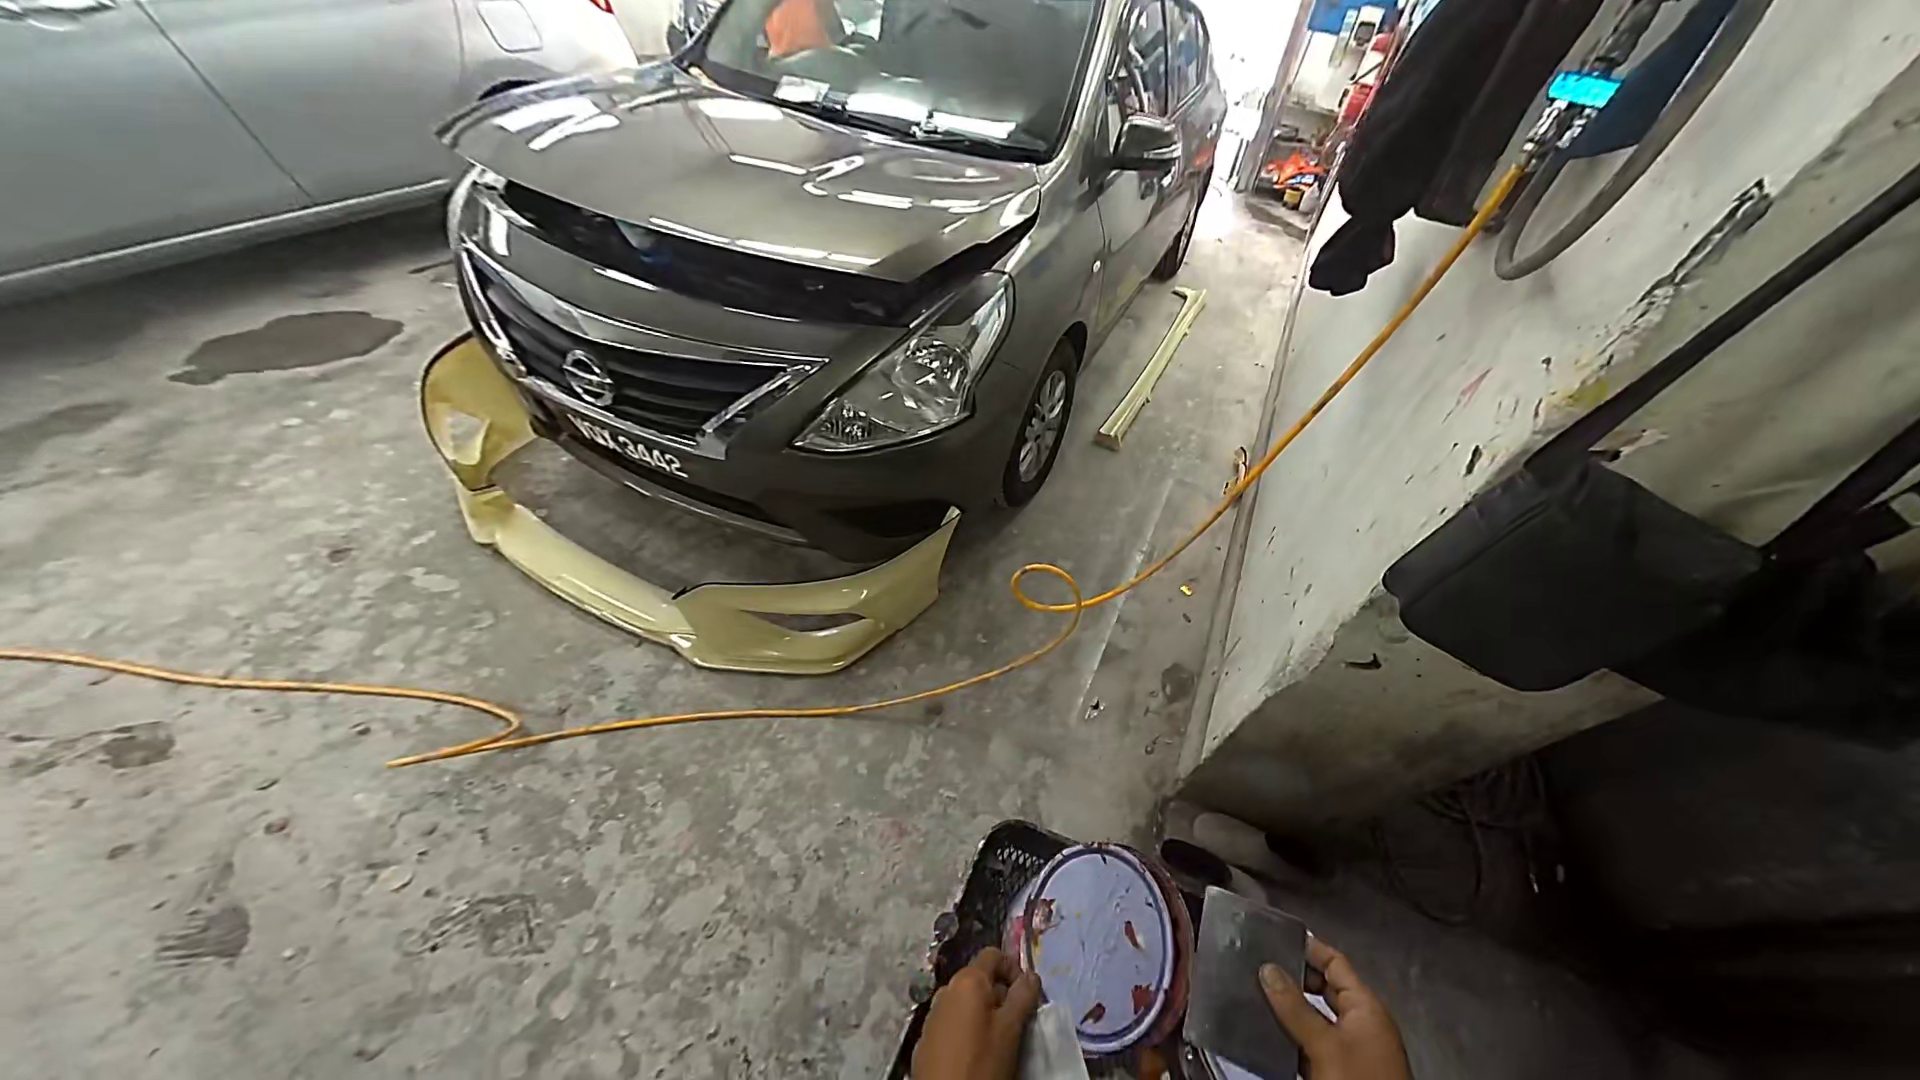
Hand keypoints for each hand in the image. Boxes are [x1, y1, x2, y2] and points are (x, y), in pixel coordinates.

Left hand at [912, 947, 1041, 1079]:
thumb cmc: (981, 1063)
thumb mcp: (1010, 1030)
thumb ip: (1023, 996)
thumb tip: (1031, 974)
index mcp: (967, 980)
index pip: (993, 954)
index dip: (1013, 969)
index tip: (1026, 996)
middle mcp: (946, 988)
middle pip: (979, 979)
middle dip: (1000, 994)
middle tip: (1015, 1023)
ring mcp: (933, 1013)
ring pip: (966, 1001)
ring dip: (984, 1012)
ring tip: (996, 1041)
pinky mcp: (926, 1037)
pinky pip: (952, 1021)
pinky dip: (967, 1027)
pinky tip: (974, 1052)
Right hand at [1260, 936, 1410, 1079]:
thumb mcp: (1323, 1045)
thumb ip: (1293, 1006)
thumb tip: (1266, 967)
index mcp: (1366, 1008)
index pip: (1335, 961)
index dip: (1307, 947)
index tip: (1274, 936)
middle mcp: (1362, 1023)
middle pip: (1324, 986)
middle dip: (1293, 976)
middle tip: (1259, 966)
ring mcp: (1354, 1050)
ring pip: (1317, 1016)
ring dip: (1290, 1008)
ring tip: (1257, 993)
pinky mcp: (1342, 1072)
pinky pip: (1314, 1041)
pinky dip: (1294, 1033)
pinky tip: (1269, 1030)